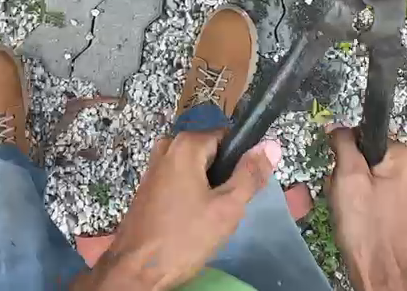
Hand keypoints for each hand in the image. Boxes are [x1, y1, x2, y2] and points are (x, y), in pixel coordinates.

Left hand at [74, 131, 278, 290]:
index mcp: (186, 144)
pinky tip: (191, 223)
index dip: (240, 162)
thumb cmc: (183, 237)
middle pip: (211, 154)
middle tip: (225, 209)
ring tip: (209, 219)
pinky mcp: (149, 184)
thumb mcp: (226, 208)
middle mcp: (168, 145)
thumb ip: (250, 175)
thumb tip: (271, 145)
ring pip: (196, 170)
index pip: (227, 137)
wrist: (135, 268)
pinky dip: (191, 197)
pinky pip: (181, 181)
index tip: (243, 188)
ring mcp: (155, 165)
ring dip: (208, 191)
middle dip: (223, 179)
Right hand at [322, 128, 406, 290]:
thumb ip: (343, 142)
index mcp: (406, 156)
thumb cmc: (365, 221)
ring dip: (349, 184)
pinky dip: (356, 197)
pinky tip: (354, 213)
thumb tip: (338, 127)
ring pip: (363, 171)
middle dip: (348, 169)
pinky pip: (369, 188)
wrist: (377, 270)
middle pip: (364, 153)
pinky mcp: (395, 203)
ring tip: (348, 204)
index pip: (364, 133)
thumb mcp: (349, 174)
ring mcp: (403, 187)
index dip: (348, 149)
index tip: (343, 169)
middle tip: (345, 190)